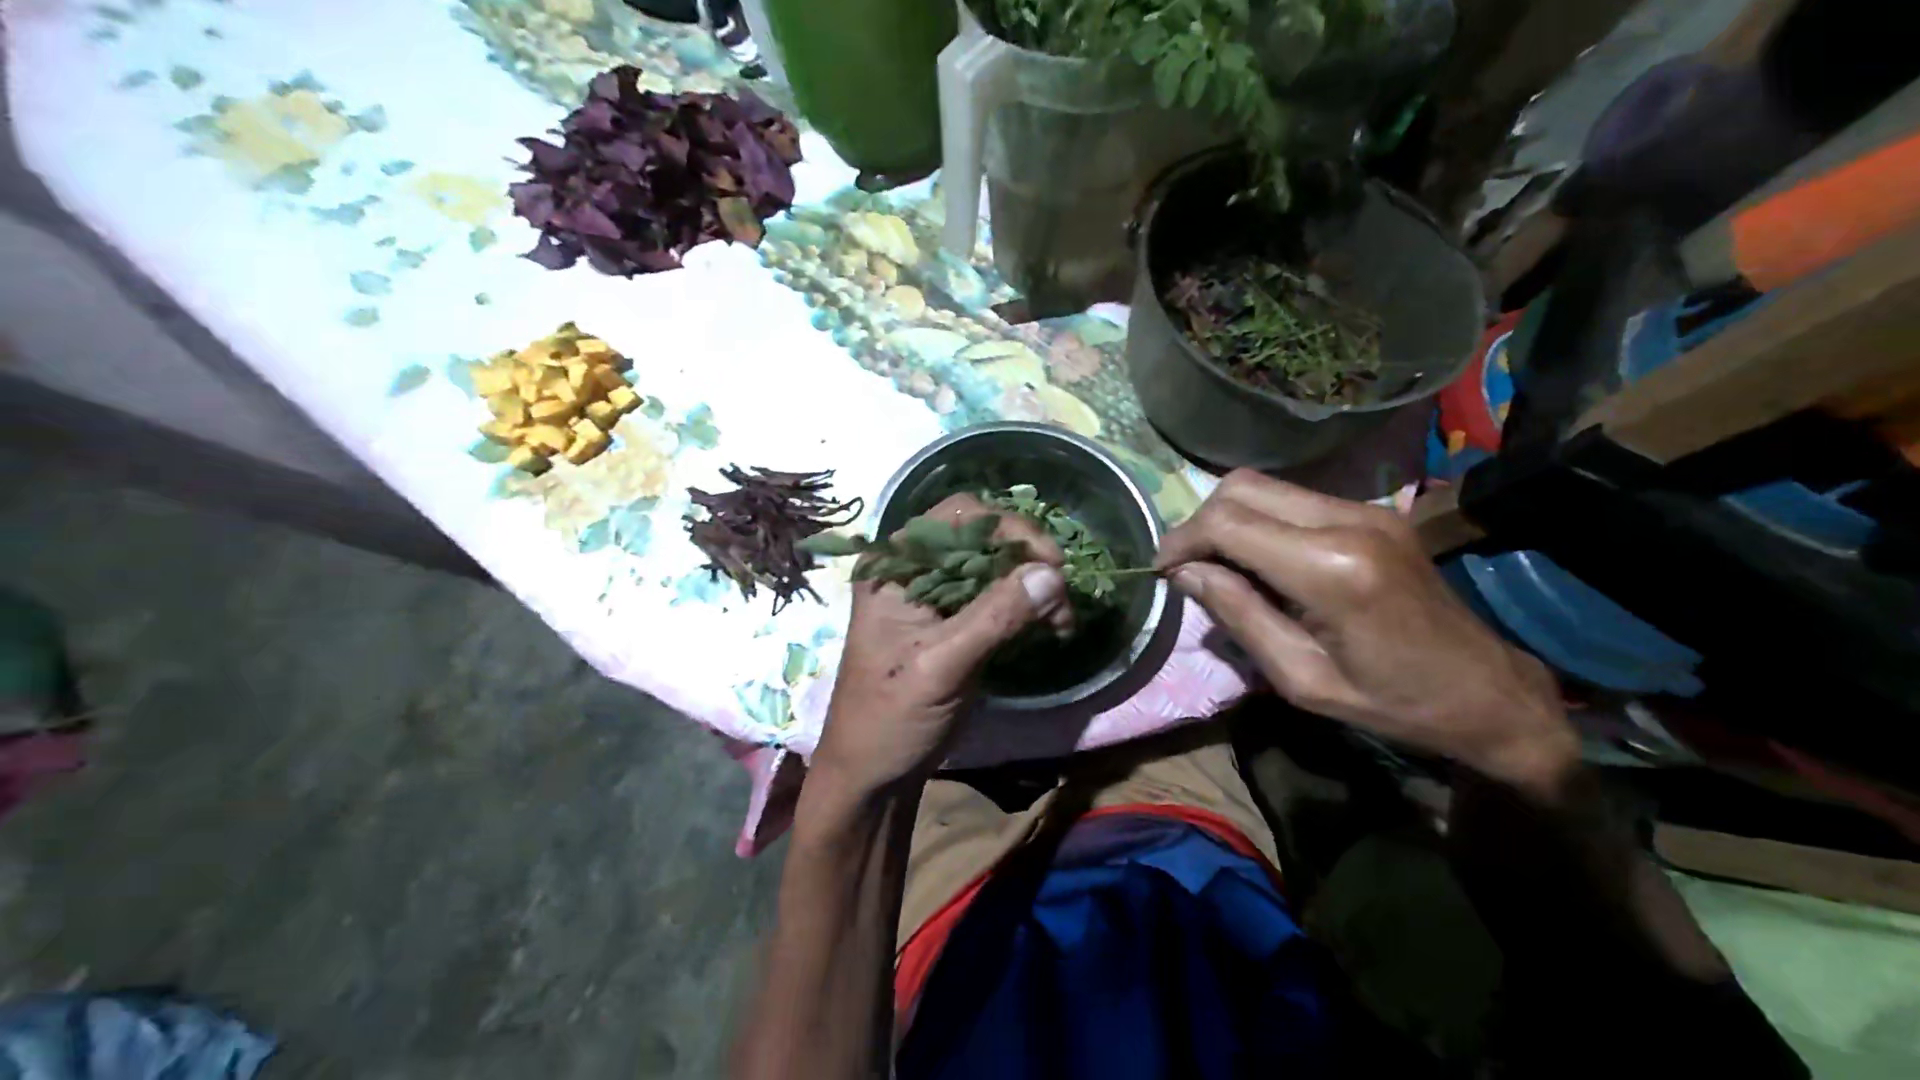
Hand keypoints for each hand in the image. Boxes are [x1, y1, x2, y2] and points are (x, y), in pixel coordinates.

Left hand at [810, 495, 1070, 799]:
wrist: (875, 773)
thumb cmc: (890, 717)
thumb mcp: (941, 666)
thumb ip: (994, 617)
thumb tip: (1052, 573)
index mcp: (895, 566)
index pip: (959, 516)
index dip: (1009, 527)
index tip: (1050, 561)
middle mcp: (915, 569)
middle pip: (983, 537)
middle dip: (1028, 559)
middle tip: (1062, 592)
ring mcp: (937, 595)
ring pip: (998, 567)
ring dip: (1035, 585)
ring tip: (1064, 619)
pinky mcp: (958, 622)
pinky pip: (1001, 598)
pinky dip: (1030, 607)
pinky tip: (1055, 628)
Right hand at [1156, 471, 1577, 795]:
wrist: (1484, 690)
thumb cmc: (1391, 702)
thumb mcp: (1300, 678)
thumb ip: (1238, 616)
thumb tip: (1185, 573)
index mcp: (1332, 570)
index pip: (1228, 523)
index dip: (1182, 541)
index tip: (1162, 572)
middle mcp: (1349, 522)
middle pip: (1241, 487)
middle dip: (1200, 523)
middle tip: (1187, 568)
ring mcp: (1365, 510)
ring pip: (1264, 486)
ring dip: (1228, 519)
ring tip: (1219, 566)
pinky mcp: (1372, 513)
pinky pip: (1292, 500)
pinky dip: (1259, 521)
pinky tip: (1260, 562)